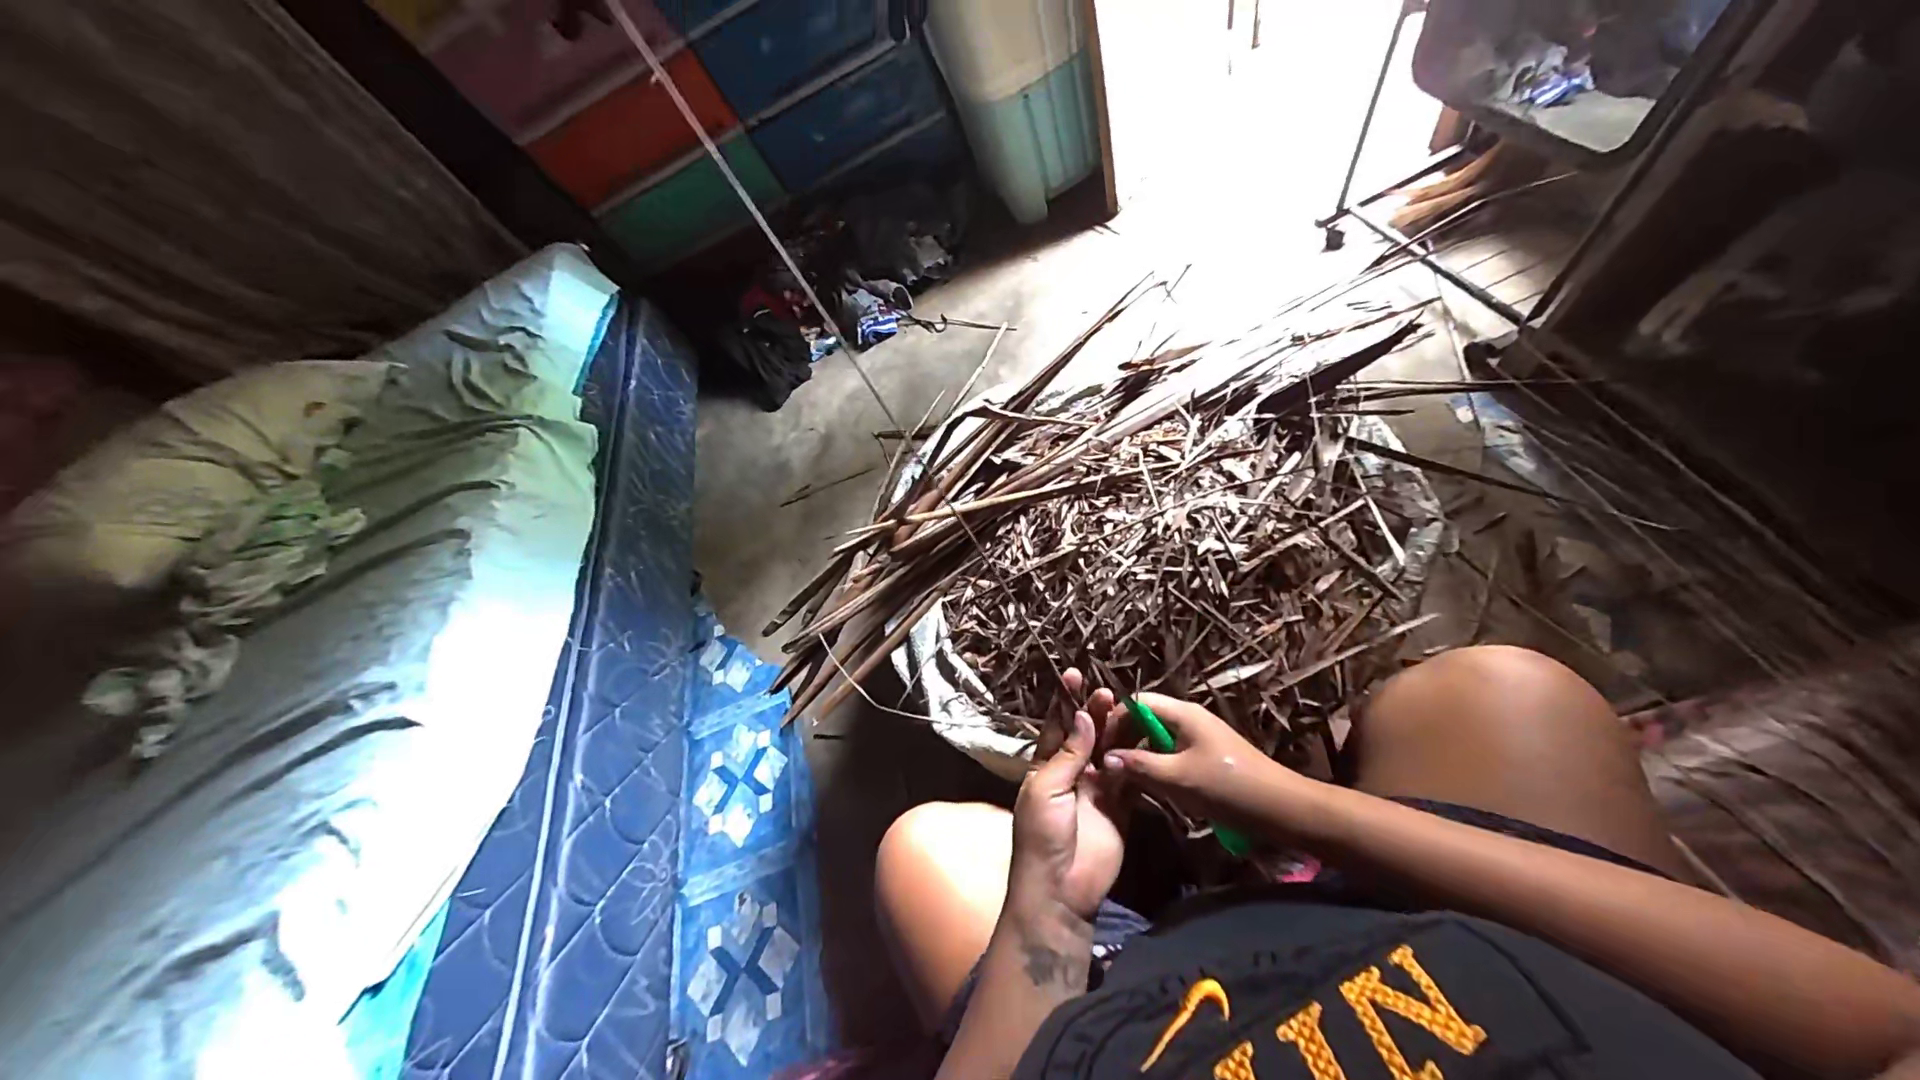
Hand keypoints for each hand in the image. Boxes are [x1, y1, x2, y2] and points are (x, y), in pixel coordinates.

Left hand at [1006, 670, 1127, 926]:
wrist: (1061, 889)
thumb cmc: (1042, 834)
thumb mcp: (1047, 788)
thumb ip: (1068, 753)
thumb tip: (1082, 716)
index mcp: (1046, 767)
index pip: (1057, 726)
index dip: (1065, 701)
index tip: (1074, 675)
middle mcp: (1072, 774)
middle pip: (1087, 736)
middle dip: (1095, 713)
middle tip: (1108, 693)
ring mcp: (1097, 791)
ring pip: (1111, 753)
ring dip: (1118, 732)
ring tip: (1129, 710)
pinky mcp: (1120, 809)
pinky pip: (1130, 779)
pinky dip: (1136, 761)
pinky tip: (1147, 741)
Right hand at [1100, 692, 1299, 826]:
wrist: (1283, 809)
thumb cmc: (1229, 788)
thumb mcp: (1178, 778)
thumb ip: (1139, 766)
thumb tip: (1105, 759)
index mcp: (1183, 713)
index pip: (1136, 702)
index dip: (1115, 720)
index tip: (1101, 747)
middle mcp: (1190, 718)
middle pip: (1145, 717)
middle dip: (1125, 737)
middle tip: (1109, 764)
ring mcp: (1200, 737)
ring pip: (1157, 737)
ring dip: (1140, 754)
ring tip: (1125, 777)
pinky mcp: (1207, 756)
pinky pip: (1172, 752)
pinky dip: (1157, 764)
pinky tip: (1152, 786)